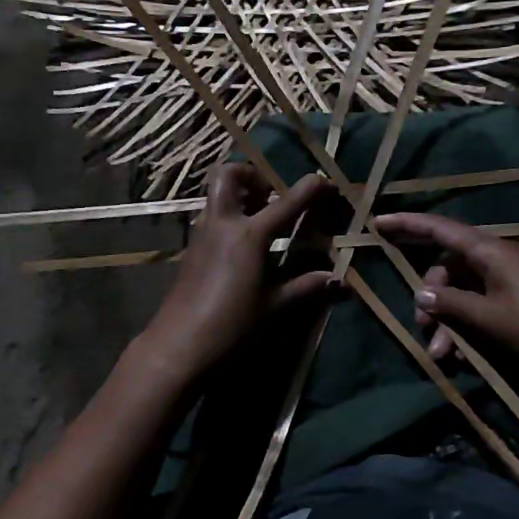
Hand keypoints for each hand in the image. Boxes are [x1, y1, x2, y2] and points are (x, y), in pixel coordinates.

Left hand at [141, 164, 336, 376]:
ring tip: (262, 220)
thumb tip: (338, 281)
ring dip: (240, 195)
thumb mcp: (274, 306)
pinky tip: (243, 246)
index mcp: (249, 235)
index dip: (311, 188)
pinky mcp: (192, 248)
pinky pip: (212, 217)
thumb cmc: (232, 324)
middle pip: (230, 175)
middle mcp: (223, 223)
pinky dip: (230, 217)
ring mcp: (202, 233)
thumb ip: (306, 287)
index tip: (327, 183)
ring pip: (217, 194)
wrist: (179, 344)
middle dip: (252, 175)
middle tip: (271, 197)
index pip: (287, 202)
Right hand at [373, 211, 518, 372]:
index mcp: (488, 251)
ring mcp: (510, 278)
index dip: (407, 224)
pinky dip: (469, 325)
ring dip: (450, 321)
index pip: (438, 229)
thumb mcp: (490, 317)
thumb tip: (422, 294)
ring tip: (446, 357)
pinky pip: (483, 303)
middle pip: (448, 269)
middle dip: (431, 300)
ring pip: (465, 291)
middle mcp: (497, 258)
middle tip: (426, 332)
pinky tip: (467, 356)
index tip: (377, 222)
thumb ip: (452, 304)